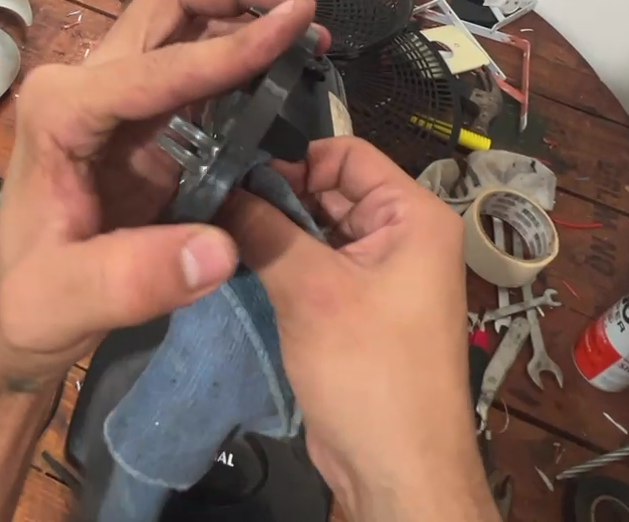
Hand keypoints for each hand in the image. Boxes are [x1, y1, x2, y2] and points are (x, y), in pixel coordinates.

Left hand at [0, 0, 319, 387]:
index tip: (295, 26)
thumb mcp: (63, 300)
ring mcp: (114, 92)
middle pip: (166, 2)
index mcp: (62, 109)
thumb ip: (134, 279)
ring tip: (304, 30)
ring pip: (181, 18)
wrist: (16, 308)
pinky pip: (194, 60)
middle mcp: (85, 82)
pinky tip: (277, 64)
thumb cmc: (28, 303)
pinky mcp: (142, 113)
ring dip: (241, 11)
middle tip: (301, 7)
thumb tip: (221, 249)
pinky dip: (237, 50)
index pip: (158, 65)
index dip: (231, 46)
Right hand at [220, 138, 498, 521]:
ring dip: (273, 229)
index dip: (295, 159)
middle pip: (328, 189)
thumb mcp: (311, 289)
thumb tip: (217, 186)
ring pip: (315, 226)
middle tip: (217, 202)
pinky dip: (280, 258)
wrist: (395, 473)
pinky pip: (313, 261)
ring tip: (218, 229)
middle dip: (277, 195)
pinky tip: (237, 259)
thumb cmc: (368, 370)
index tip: (240, 176)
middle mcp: (399, 233)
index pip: (347, 154)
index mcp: (412, 215)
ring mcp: (376, 270)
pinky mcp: (354, 303)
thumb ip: (263, 228)